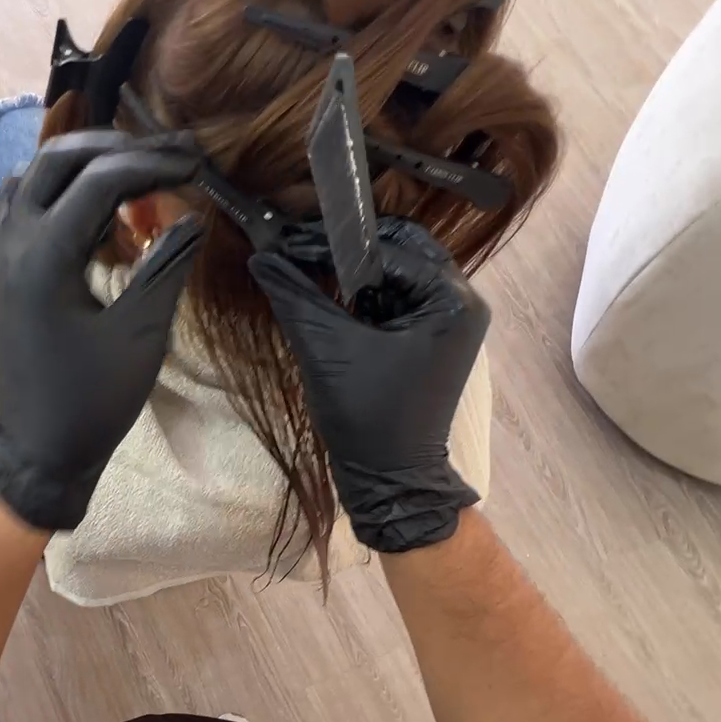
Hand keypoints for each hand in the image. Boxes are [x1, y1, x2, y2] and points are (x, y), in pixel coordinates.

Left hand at [0, 131, 204, 530]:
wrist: (40, 449)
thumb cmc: (92, 402)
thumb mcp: (140, 335)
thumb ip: (166, 267)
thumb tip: (193, 216)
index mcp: (45, 257)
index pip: (100, 181)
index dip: (152, 164)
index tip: (194, 164)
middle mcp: (10, 245)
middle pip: (57, 161)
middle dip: (114, 150)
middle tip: (163, 157)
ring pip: (27, 180)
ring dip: (77, 167)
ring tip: (126, 175)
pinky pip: (12, 211)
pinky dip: (47, 195)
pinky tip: (79, 210)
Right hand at [250, 218, 489, 552]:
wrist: (388, 478)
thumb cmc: (366, 417)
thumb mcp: (326, 350)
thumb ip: (295, 298)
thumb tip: (260, 258)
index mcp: (451, 301)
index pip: (390, 249)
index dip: (336, 244)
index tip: (291, 243)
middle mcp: (460, 303)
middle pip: (402, 252)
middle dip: (349, 253)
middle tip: (299, 252)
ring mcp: (448, 323)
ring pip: (397, 275)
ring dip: (355, 274)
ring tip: (309, 274)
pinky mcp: (430, 340)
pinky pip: (397, 301)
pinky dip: (364, 297)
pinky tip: (331, 300)